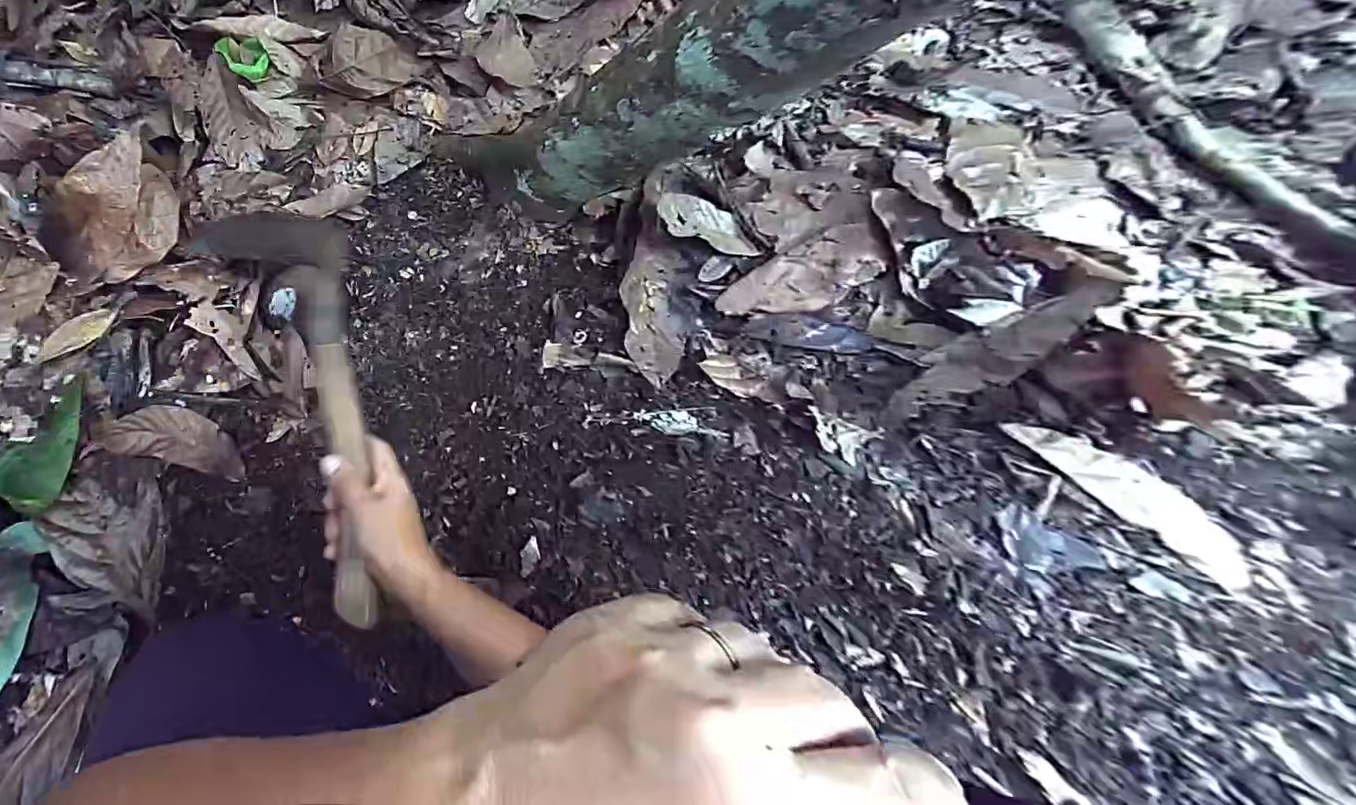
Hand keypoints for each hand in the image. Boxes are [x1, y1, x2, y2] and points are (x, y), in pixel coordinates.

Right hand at [321, 434, 443, 603]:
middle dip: (338, 496)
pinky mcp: (381, 537)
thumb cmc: (387, 542)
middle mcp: (390, 494)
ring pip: (354, 507)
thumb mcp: (360, 507)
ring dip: (338, 522)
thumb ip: (345, 482)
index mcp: (390, 479)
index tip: (334, 453)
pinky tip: (336, 552)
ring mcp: (386, 516)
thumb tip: (331, 459)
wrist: (408, 584)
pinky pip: (358, 529)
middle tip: (330, 509)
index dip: (356, 444)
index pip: (376, 448)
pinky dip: (345, 539)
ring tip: (334, 539)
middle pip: (358, 480)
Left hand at [414, 595, 962, 803]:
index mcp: (750, 800)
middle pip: (822, 696)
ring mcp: (656, 653)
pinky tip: (675, 673)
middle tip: (815, 748)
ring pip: (750, 643)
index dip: (916, 783)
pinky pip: (684, 616)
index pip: (884, 781)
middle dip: (831, 727)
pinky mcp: (612, 620)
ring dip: (754, 677)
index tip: (921, 782)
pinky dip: (693, 643)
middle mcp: (712, 715)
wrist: (482, 794)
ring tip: (733, 707)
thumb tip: (817, 790)